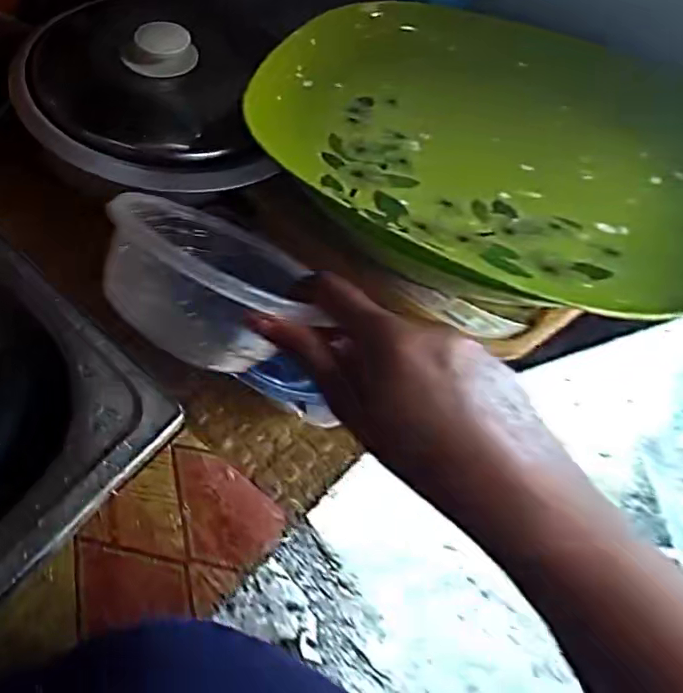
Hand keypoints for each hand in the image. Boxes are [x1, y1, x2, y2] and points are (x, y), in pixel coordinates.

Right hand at [249, 273, 581, 532]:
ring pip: (407, 340)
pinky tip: (432, 414)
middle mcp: (428, 329)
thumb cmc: (420, 452)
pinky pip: (441, 357)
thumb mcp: (349, 404)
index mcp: (386, 333)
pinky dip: (423, 372)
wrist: (528, 500)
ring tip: (390, 404)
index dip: (303, 292)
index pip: (332, 287)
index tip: (289, 311)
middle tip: (339, 378)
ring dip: (386, 357)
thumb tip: (260, 318)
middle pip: (372, 319)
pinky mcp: (499, 368)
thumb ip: (307, 354)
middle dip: (348, 338)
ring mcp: (469, 347)